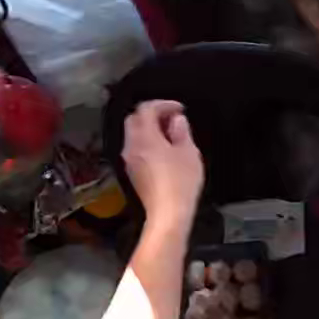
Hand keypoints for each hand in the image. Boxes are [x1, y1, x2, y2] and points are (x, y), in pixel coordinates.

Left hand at [123, 99, 203, 233]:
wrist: (168, 214)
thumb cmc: (180, 184)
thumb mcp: (189, 152)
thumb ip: (182, 131)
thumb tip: (177, 121)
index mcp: (145, 138)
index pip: (146, 109)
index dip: (163, 104)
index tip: (178, 109)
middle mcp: (132, 147)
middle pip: (135, 119)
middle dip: (153, 114)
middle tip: (172, 119)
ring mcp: (130, 161)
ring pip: (133, 134)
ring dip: (149, 129)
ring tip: (170, 135)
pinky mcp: (133, 173)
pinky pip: (136, 150)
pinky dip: (147, 144)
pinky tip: (164, 152)